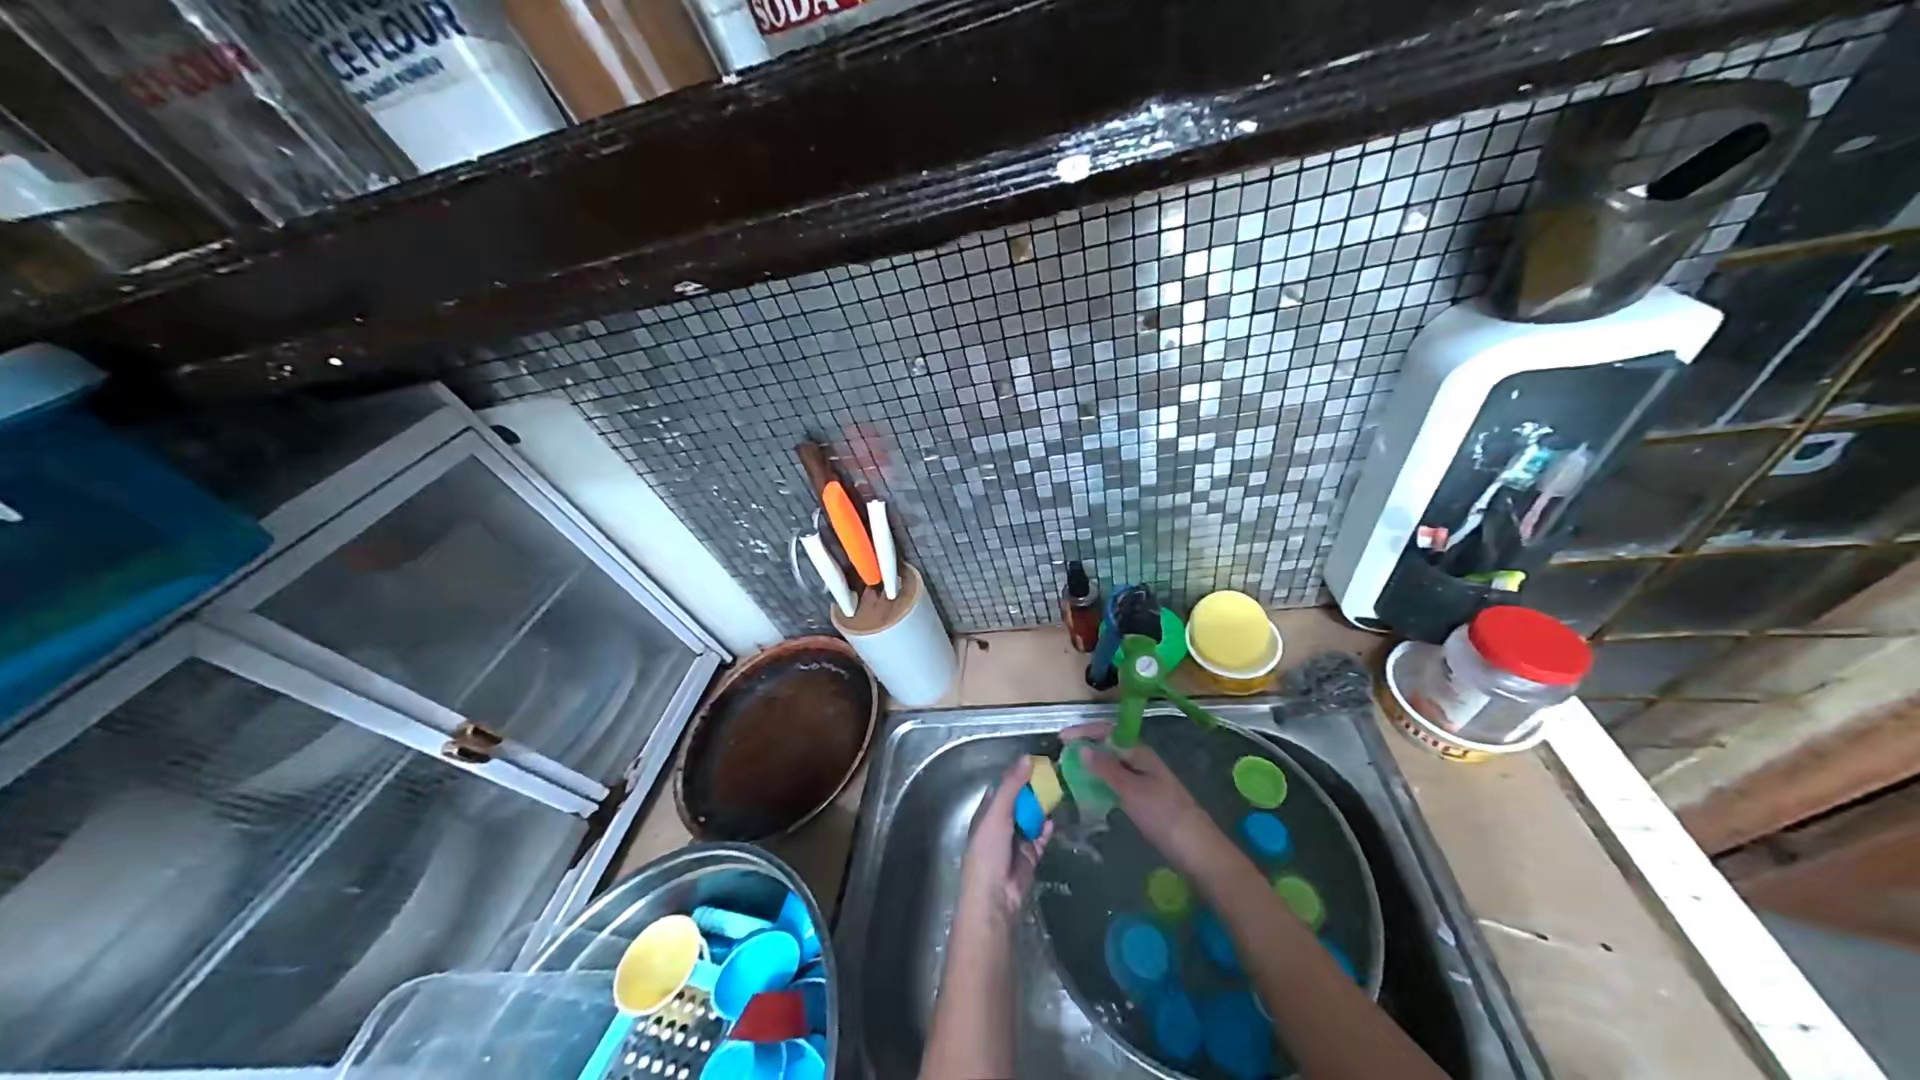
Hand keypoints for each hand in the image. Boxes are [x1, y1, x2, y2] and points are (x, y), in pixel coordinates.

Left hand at [958, 756, 1052, 922]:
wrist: (995, 896)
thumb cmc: (988, 851)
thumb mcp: (997, 813)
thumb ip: (1011, 786)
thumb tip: (1026, 759)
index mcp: (987, 813)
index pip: (1002, 788)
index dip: (1017, 776)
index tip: (1036, 763)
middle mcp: (1000, 824)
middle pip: (1019, 802)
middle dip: (1034, 791)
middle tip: (1053, 777)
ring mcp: (1015, 841)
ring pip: (1031, 819)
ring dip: (1042, 809)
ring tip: (1057, 794)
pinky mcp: (1029, 856)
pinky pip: (1040, 838)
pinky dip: (1046, 829)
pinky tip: (1053, 821)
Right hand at [1059, 721, 1234, 877]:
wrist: (1197, 850)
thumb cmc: (1163, 816)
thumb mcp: (1130, 791)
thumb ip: (1106, 769)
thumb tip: (1082, 748)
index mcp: (1140, 753)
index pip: (1108, 732)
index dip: (1084, 732)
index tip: (1061, 739)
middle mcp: (1142, 762)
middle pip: (1109, 747)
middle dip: (1085, 749)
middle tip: (1062, 758)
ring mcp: (1145, 781)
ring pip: (1112, 766)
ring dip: (1092, 767)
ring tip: (1070, 775)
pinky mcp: (1145, 799)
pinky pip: (1117, 783)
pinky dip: (1101, 784)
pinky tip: (1090, 794)